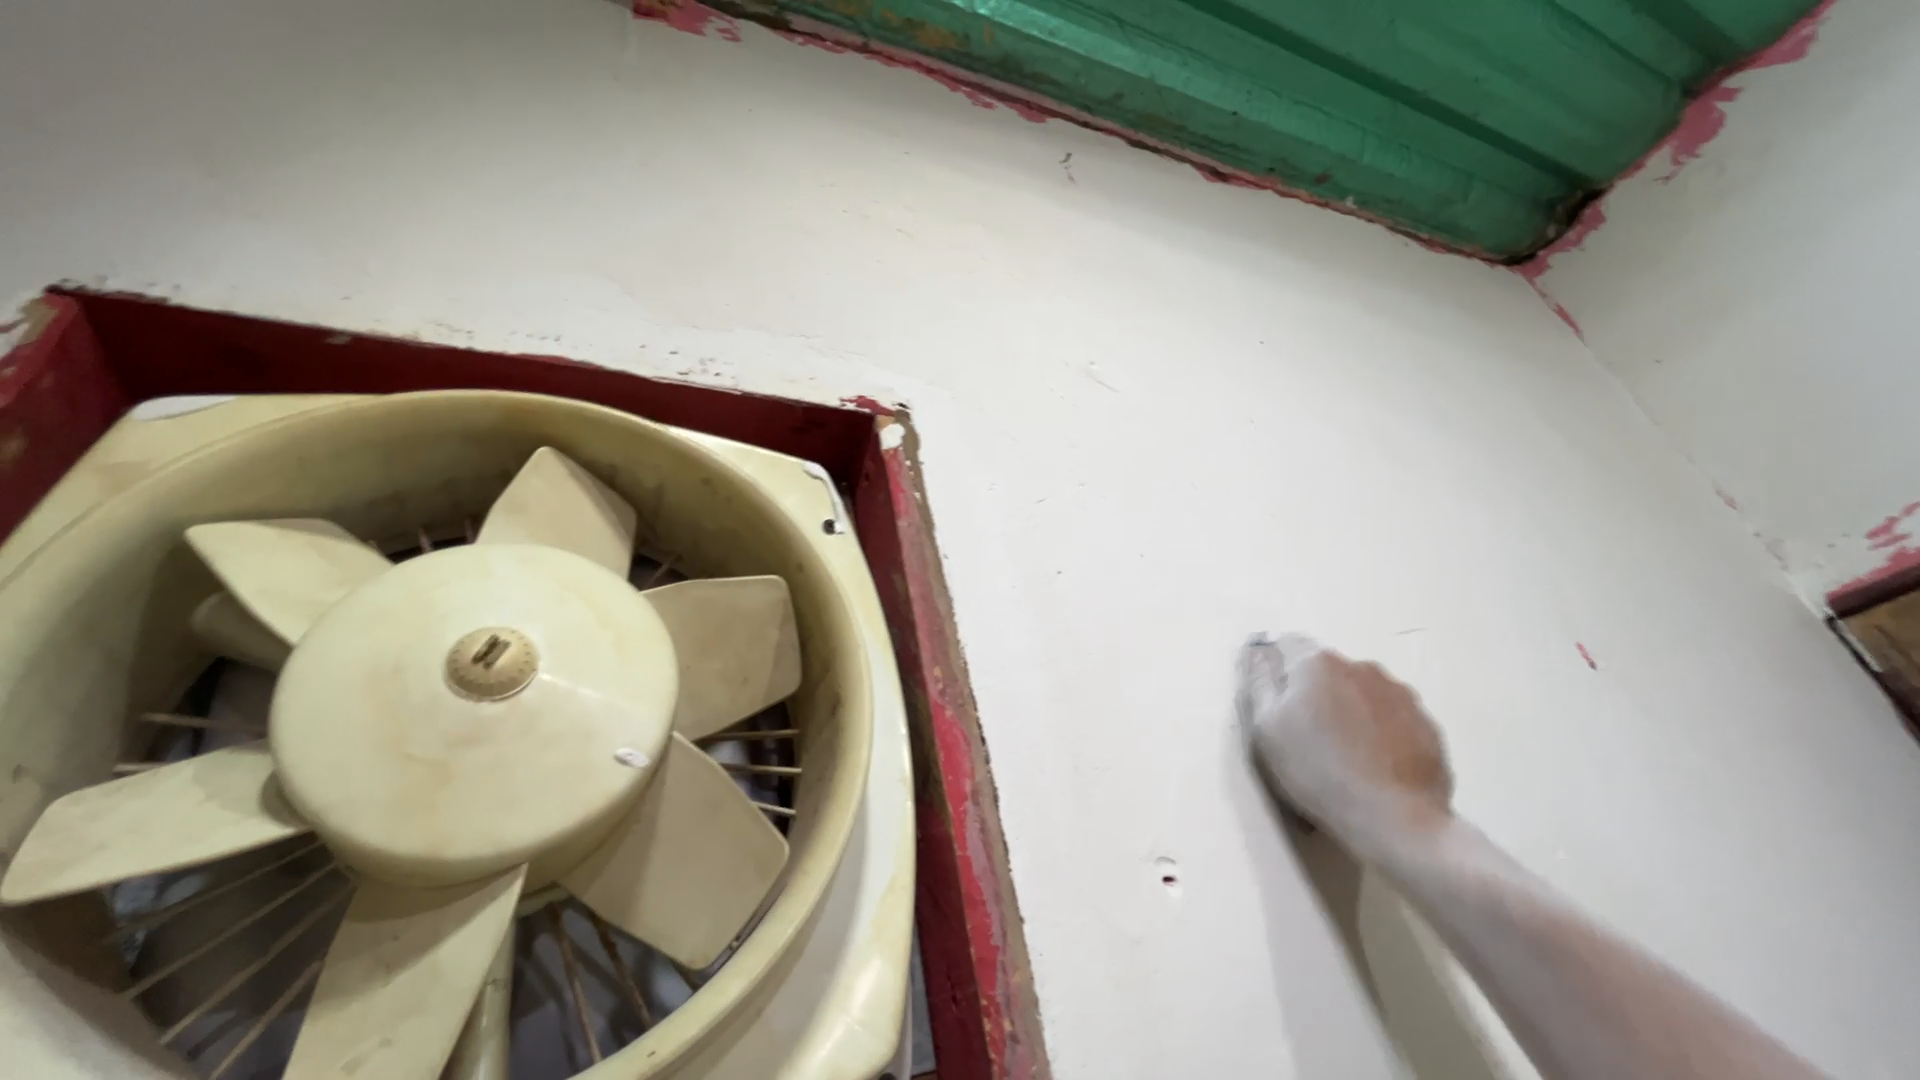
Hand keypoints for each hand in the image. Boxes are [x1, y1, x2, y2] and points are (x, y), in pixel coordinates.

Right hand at [1238, 635, 1454, 853]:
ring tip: (1345, 754)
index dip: (1275, 668)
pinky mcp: (1427, 723)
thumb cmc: (1316, 772)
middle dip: (1314, 691)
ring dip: (1349, 710)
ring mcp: (1400, 692)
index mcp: (1317, 663)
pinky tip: (1375, 765)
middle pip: (1326, 669)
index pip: (1286, 644)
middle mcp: (1361, 666)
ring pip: (1361, 691)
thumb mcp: (1267, 729)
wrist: (1396, 819)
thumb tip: (1257, 650)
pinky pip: (1392, 716)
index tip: (1274, 701)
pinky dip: (1380, 731)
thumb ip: (1260, 682)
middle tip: (1306, 735)